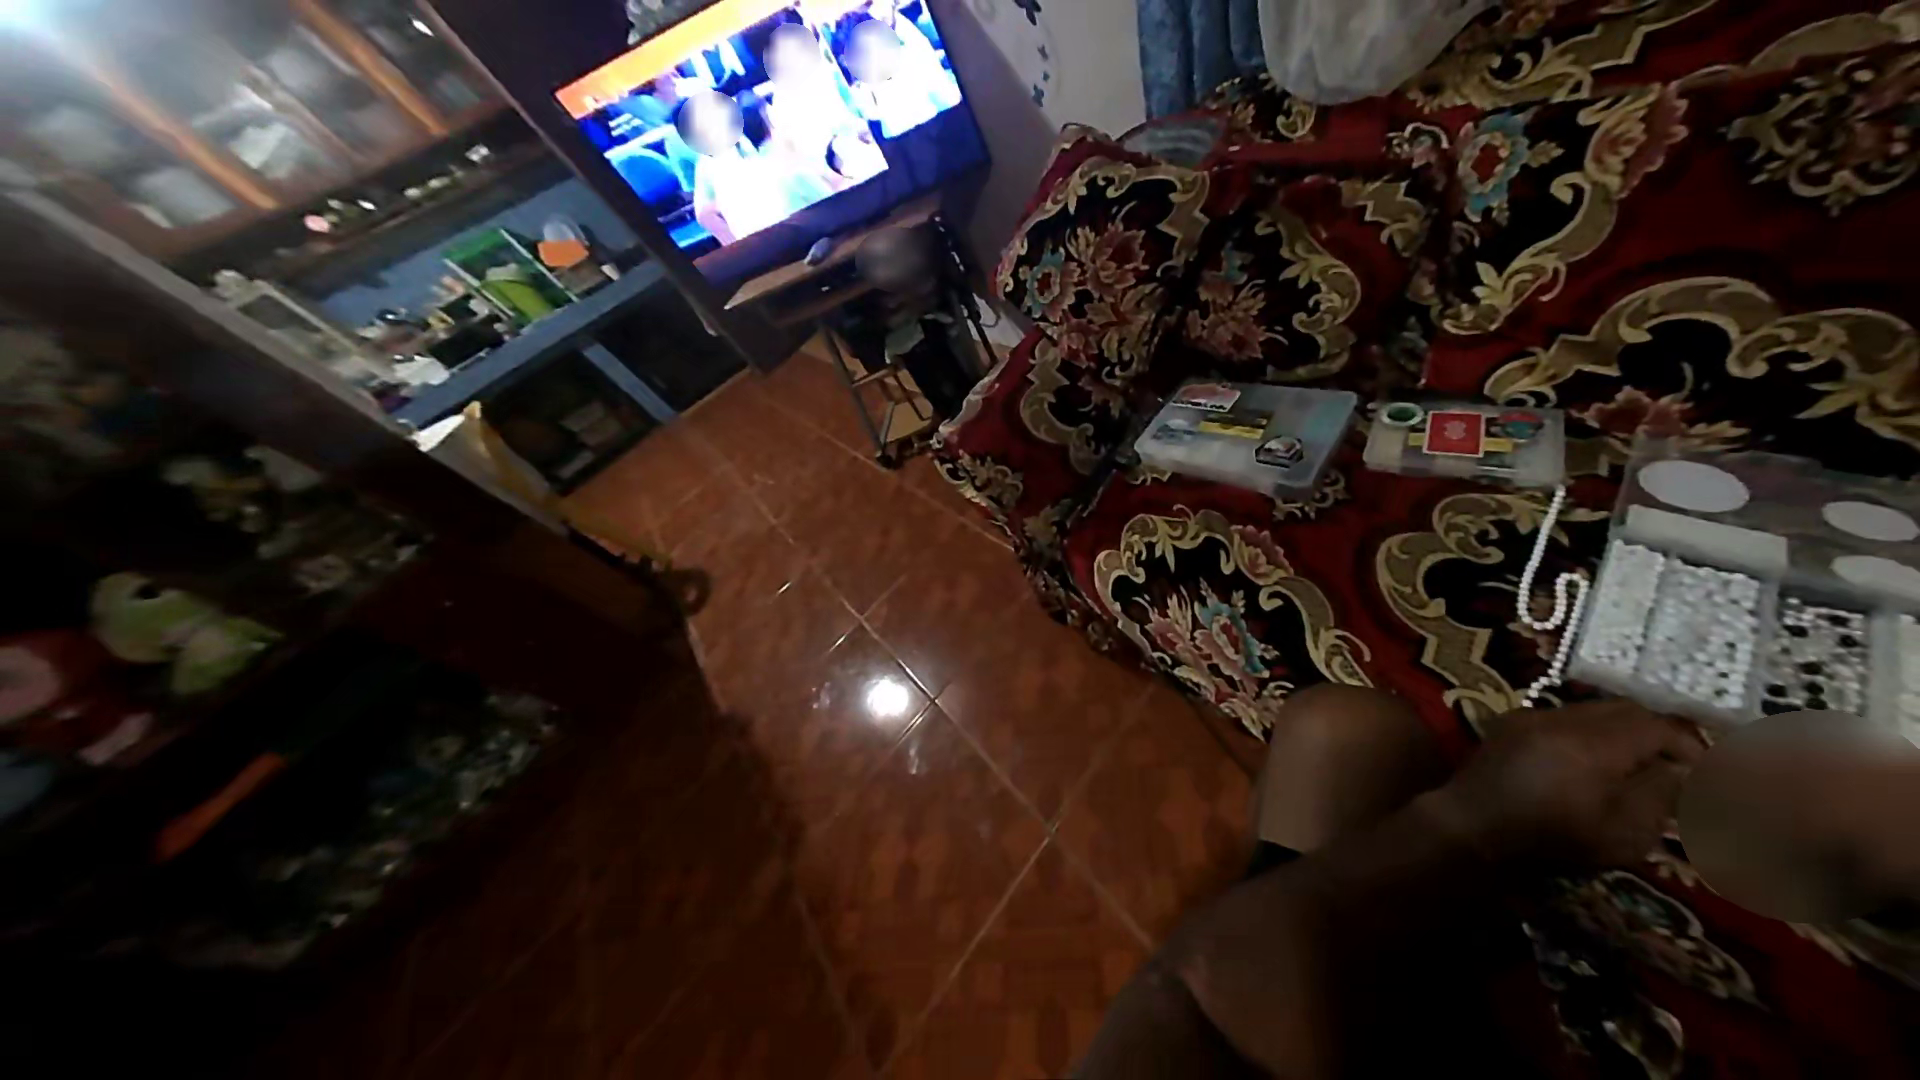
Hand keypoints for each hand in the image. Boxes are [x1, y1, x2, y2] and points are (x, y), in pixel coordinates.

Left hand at [1421, 700, 1705, 865]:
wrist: (1471, 825)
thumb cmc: (1551, 836)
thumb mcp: (1624, 829)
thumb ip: (1662, 792)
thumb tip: (1688, 769)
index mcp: (1590, 743)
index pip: (1657, 725)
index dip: (1690, 746)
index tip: (1707, 772)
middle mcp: (1556, 718)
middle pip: (1622, 710)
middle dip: (1657, 734)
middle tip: (1677, 767)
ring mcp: (1526, 717)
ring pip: (1589, 710)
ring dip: (1621, 732)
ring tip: (1637, 767)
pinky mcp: (1508, 724)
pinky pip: (1560, 717)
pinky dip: (1587, 732)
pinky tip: (1593, 762)